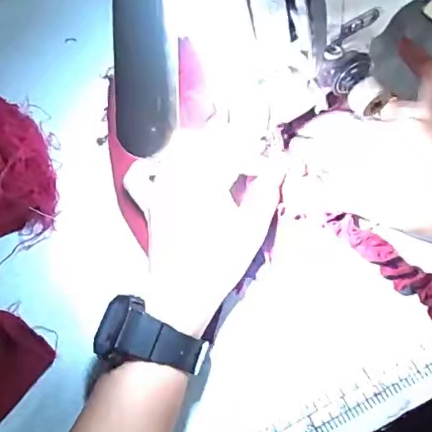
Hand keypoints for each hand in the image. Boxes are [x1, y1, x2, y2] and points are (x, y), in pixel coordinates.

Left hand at [125, 130, 281, 336]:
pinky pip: (162, 164)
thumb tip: (278, 168)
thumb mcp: (252, 230)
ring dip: (208, 147)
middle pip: (206, 138)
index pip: (235, 149)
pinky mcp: (153, 196)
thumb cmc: (218, 264)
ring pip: (182, 146)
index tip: (272, 170)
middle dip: (233, 144)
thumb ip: (267, 192)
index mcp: (205, 178)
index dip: (258, 156)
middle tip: (253, 161)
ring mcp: (161, 183)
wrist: (179, 293)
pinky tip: (193, 172)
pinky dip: (179, 160)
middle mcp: (178, 173)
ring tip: (229, 163)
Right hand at [288, 39, 431, 253]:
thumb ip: (360, 200)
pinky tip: (400, 45)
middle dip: (314, 135)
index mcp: (374, 183)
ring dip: (351, 110)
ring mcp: (413, 119)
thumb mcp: (402, 222)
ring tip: (342, 113)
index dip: (301, 162)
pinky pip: (421, 71)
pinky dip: (411, 57)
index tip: (292, 160)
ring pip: (367, 105)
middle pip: (335, 130)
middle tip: (304, 138)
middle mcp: (385, 146)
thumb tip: (325, 185)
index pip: (321, 165)